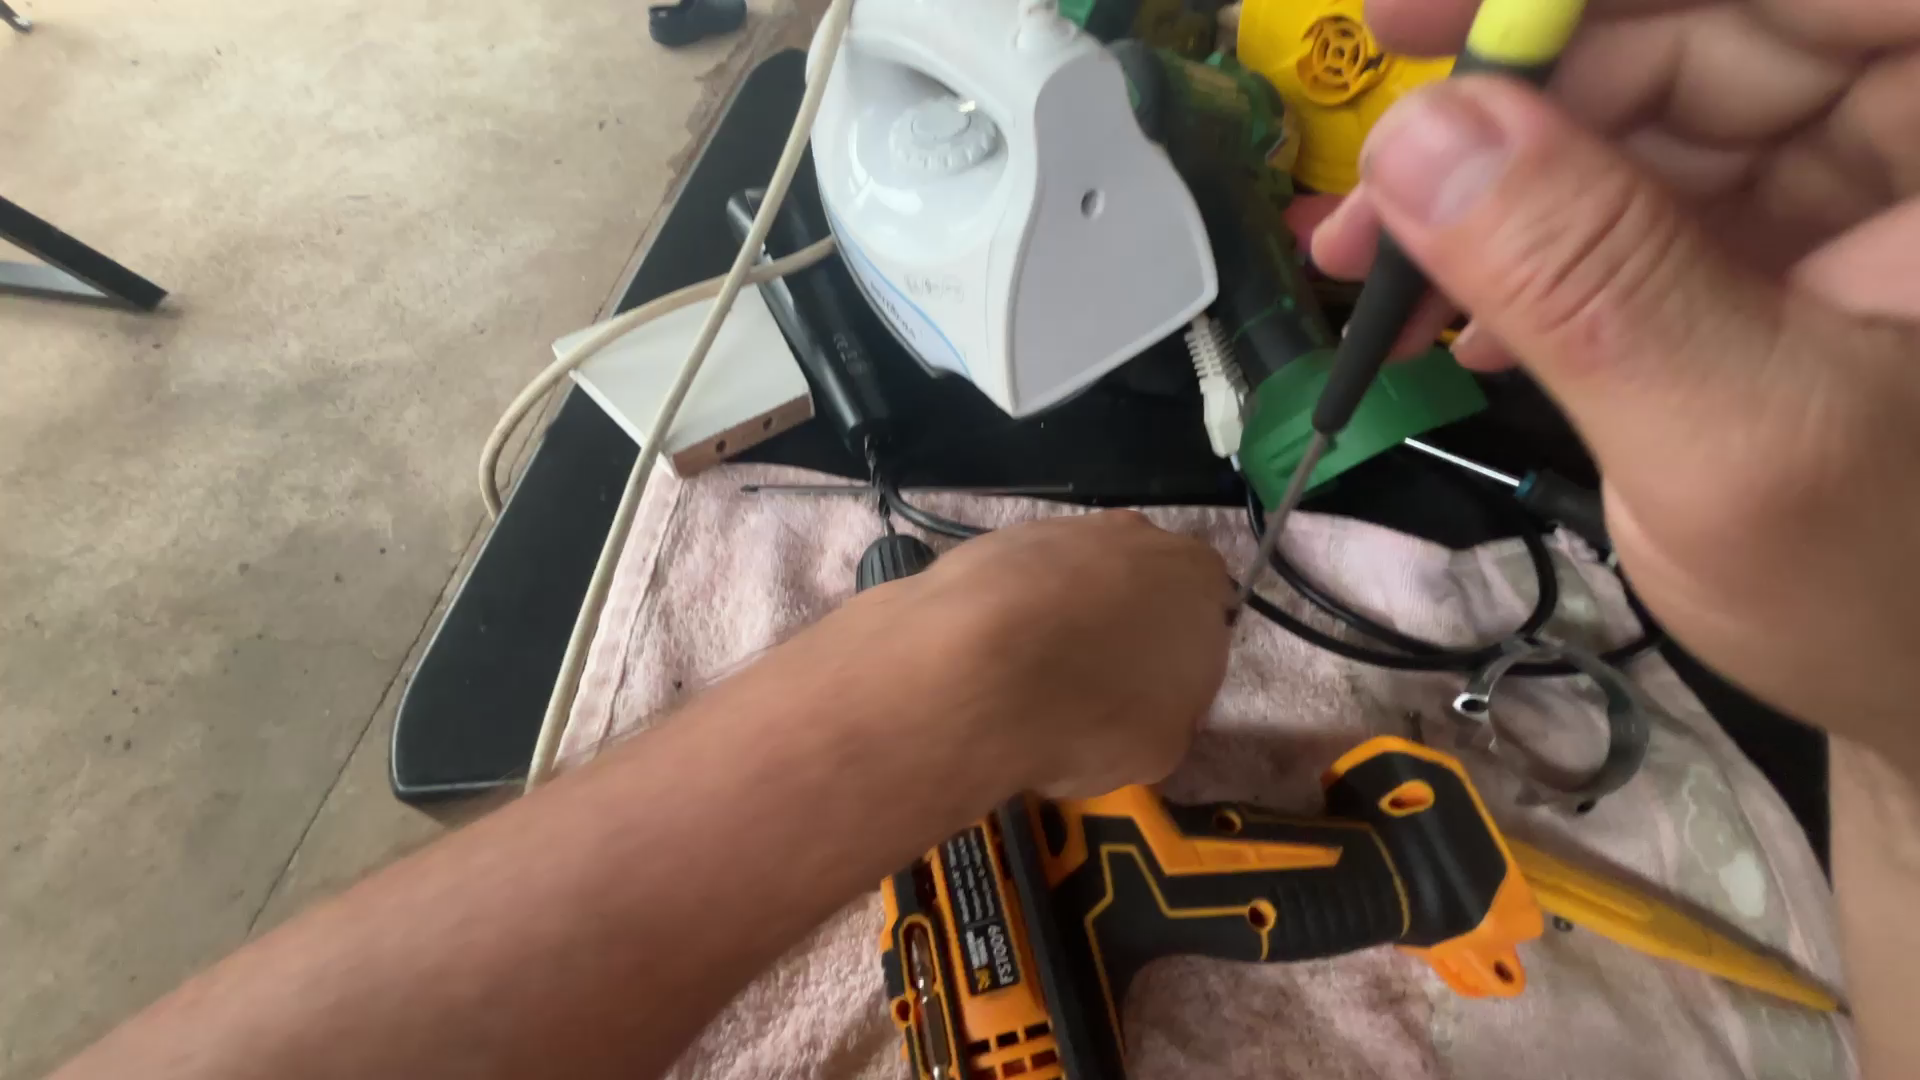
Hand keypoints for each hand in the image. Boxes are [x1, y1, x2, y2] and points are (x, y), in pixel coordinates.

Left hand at [843, 512, 1232, 797]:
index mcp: (1196, 577)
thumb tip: (1145, 707)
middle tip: (1088, 685)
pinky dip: (1007, 612)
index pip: (1202, 615)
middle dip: (1116, 628)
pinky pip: (1015, 582)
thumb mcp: (1165, 744)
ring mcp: (1059, 530)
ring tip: (1026, 676)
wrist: (983, 672)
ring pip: (1071, 578)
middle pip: (1134, 585)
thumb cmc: (1097, 713)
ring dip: (1058, 616)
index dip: (1176, 660)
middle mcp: (1134, 536)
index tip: (1148, 697)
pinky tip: (989, 655)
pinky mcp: (994, 539)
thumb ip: (1170, 710)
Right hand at [1308, 0, 1919, 764]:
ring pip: (1636, 120)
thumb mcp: (1725, 433)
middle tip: (1360, 207)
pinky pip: (1628, 200)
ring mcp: (1870, 166)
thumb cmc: (1881, 588)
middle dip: (1499, 119)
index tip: (1396, 21)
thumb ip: (1580, 278)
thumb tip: (1415, 144)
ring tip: (1381, 290)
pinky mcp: (1789, 228)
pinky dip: (1522, 254)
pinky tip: (1465, 325)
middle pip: (1690, 34)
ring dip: (1485, 202)